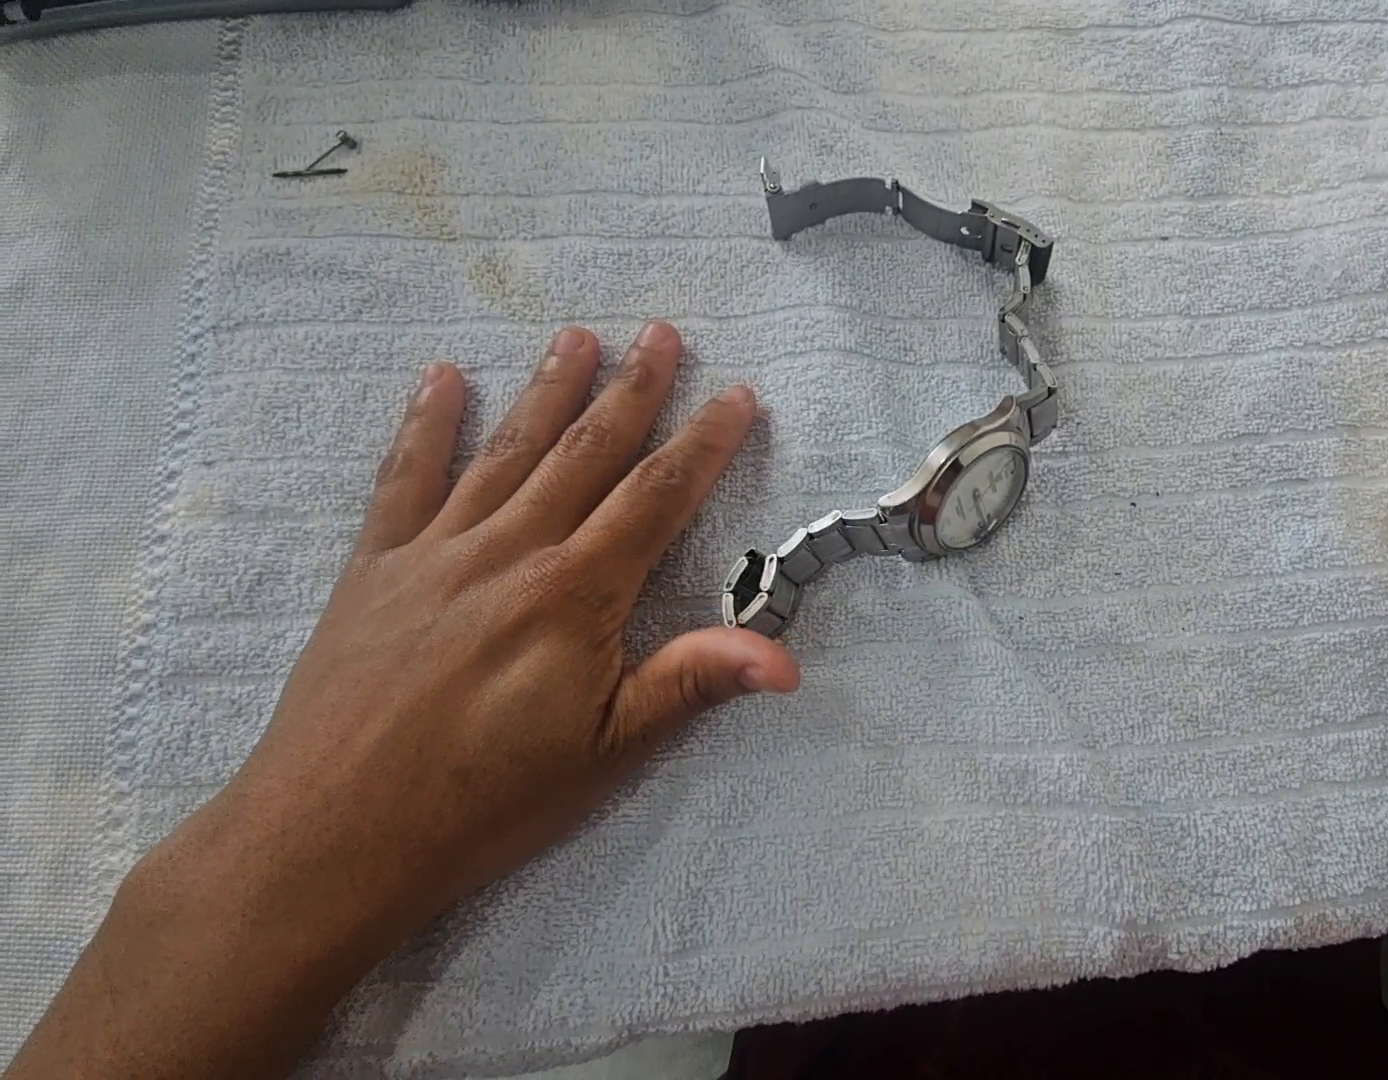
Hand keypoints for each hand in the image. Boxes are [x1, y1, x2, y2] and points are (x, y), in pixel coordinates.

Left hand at [8, 323, 798, 1079]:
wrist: (326, 840)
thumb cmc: (488, 799)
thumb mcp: (609, 750)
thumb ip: (693, 683)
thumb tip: (789, 662)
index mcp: (574, 593)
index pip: (656, 497)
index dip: (704, 443)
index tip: (737, 395)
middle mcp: (511, 551)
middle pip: (586, 453)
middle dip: (633, 390)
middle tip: (664, 333)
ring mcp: (437, 552)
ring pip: (508, 451)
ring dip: (549, 389)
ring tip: (579, 336)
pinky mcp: (376, 569)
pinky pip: (405, 481)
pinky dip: (425, 426)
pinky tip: (442, 379)